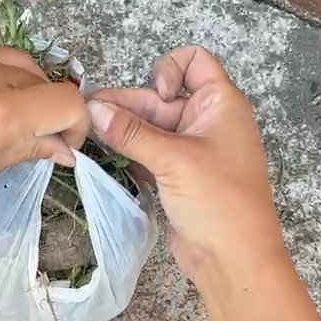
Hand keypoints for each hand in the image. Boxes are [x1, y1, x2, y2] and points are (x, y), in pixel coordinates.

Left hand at [0, 45, 86, 236]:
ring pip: (11, 61)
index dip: (76, 124)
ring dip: (20, 87)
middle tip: (34, 136)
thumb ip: (25, 149)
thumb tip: (63, 148)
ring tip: (1, 119)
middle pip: (41, 77)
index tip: (65, 143)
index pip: (66, 100)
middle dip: (46, 107)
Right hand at [86, 46, 283, 277]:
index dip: (169, 69)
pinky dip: (128, 153)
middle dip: (127, 105)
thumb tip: (94, 109)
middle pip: (160, 99)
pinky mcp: (178, 177)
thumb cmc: (219, 200)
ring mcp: (191, 151)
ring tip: (86, 134)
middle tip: (88, 115)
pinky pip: (149, 154)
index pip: (195, 62)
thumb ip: (132, 134)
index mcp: (220, 104)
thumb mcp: (174, 160)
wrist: (234, 258)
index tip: (157, 97)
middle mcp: (206, 122)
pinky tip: (102, 156)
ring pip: (150, 129)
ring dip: (122, 130)